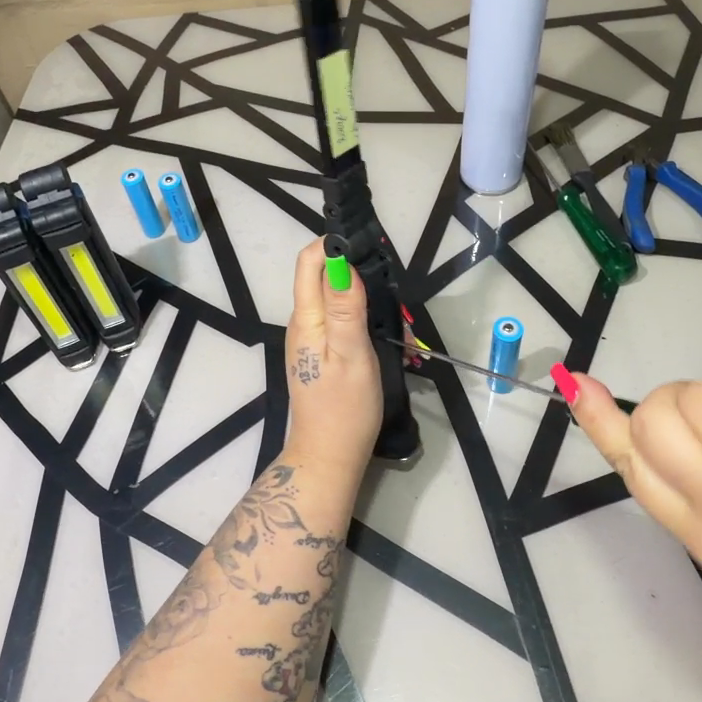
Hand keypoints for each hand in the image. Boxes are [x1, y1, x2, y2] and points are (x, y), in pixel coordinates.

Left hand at [280, 239, 381, 472]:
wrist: (329, 456)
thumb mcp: (352, 355)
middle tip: (393, 292)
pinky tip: (388, 338)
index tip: (368, 248)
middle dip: (357, 273)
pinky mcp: (321, 352)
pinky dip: (364, 320)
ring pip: (335, 298)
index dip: (333, 245)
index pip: (309, 262)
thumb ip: (346, 308)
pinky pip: (340, 320)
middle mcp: (303, 322)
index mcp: (307, 319)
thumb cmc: (344, 408)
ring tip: (398, 323)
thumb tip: (341, 261)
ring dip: (366, 300)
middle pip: (322, 276)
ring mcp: (311, 338)